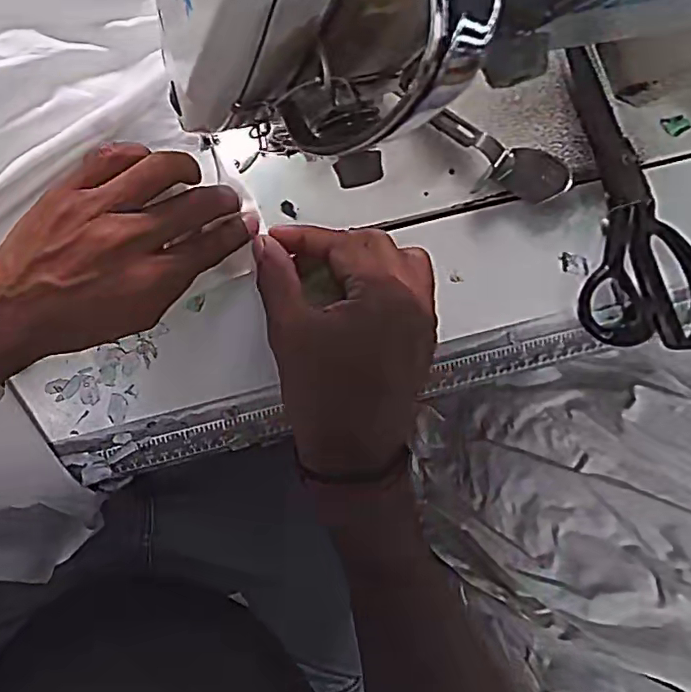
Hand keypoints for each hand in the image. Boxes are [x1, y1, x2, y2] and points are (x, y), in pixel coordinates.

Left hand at [0, 143, 254, 383]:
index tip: (239, 224)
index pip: (207, 244)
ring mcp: (96, 210)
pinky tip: (143, 162)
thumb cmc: (65, 320)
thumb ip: (171, 286)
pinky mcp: (69, 191)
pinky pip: (110, 157)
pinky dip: (135, 154)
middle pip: (193, 205)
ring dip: (184, 168)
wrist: (11, 309)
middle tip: (224, 199)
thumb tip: (194, 259)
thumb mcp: (134, 317)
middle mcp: (125, 240)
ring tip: (188, 174)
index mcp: (146, 278)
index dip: (232, 231)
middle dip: (220, 200)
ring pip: (158, 169)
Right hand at [253, 226, 437, 479]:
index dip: (303, 238)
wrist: (352, 453)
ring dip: (361, 258)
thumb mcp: (289, 331)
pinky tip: (350, 297)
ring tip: (326, 273)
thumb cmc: (326, 401)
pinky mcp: (421, 336)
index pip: (342, 243)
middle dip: (330, 245)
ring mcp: (422, 319)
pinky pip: (409, 287)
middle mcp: (413, 301)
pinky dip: (380, 279)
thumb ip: (277, 280)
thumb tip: (268, 249)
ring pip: (398, 261)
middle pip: (373, 244)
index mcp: (385, 294)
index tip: (277, 241)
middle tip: (294, 258)